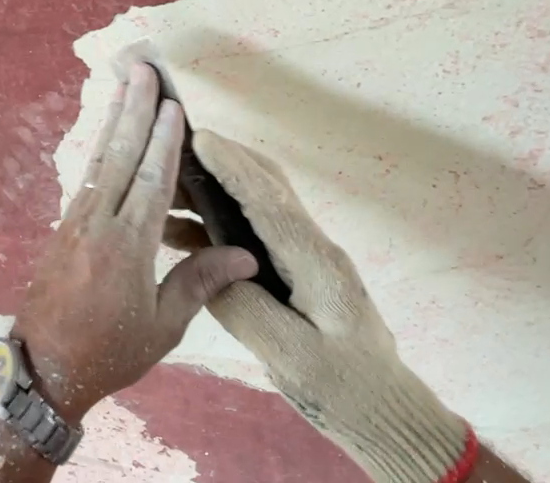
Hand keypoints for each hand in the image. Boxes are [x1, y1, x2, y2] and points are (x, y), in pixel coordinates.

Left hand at [10, 62, 257, 420]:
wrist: (43, 364)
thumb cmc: (110, 350)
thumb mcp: (162, 326)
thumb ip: (198, 282)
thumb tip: (244, 254)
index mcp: (126, 246)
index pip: (151, 182)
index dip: (164, 141)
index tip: (172, 104)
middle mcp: (97, 222)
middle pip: (120, 156)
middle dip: (133, 110)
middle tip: (142, 69)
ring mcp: (76, 219)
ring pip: (99, 159)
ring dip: (114, 119)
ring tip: (124, 83)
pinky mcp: (65, 223)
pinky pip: (88, 176)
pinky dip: (101, 147)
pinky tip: (108, 131)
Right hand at [167, 131, 475, 482]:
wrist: (383, 414)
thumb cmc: (342, 389)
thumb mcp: (288, 356)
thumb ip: (243, 306)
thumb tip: (206, 267)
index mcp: (315, 263)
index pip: (268, 201)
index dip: (232, 167)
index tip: (198, 136)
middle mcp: (313, 246)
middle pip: (266, 185)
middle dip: (222, 160)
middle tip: (174, 149)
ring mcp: (306, 255)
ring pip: (258, 202)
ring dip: (214, 188)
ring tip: (166, 187)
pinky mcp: (295, 268)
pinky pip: (252, 228)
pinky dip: (215, 219)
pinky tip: (179, 230)